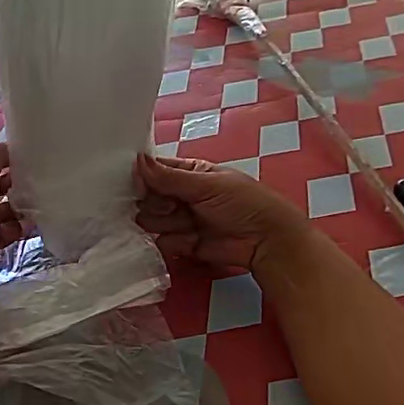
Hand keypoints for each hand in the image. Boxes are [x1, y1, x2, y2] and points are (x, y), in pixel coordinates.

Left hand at [0, 142, 23, 286]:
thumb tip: (7, 145)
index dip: (6, 159)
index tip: (30, 157)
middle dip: (17, 183)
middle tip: (40, 180)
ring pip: (7, 208)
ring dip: (22, 207)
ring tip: (37, 204)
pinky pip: (11, 229)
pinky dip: (20, 227)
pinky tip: (28, 226)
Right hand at [134, 153, 309, 273]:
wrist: (266, 241)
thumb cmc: (243, 203)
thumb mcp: (207, 184)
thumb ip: (169, 177)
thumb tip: (137, 160)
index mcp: (189, 174)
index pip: (155, 171)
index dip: (143, 177)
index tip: (138, 186)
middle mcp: (181, 196)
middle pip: (148, 197)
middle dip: (154, 203)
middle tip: (171, 207)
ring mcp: (181, 220)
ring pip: (151, 220)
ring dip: (163, 222)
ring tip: (185, 224)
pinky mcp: (183, 244)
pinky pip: (161, 241)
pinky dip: (170, 241)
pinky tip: (188, 239)